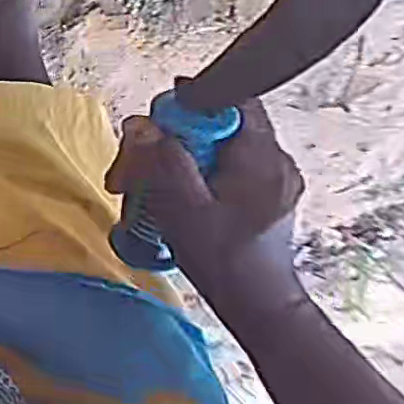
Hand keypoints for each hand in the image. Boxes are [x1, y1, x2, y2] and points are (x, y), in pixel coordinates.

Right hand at [105, 97, 309, 323]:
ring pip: (206, 146)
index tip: (155, 121)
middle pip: (209, 126)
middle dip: (163, 141)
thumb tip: (141, 122)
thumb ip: (164, 160)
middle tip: (131, 171)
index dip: (190, 102)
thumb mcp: (183, 205)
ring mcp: (267, 176)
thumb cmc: (221, 255)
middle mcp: (272, 161)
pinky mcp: (256, 190)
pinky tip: (163, 195)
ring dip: (166, 160)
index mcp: (262, 159)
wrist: (255, 300)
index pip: (233, 102)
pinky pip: (212, 164)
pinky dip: (182, 172)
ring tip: (139, 189)